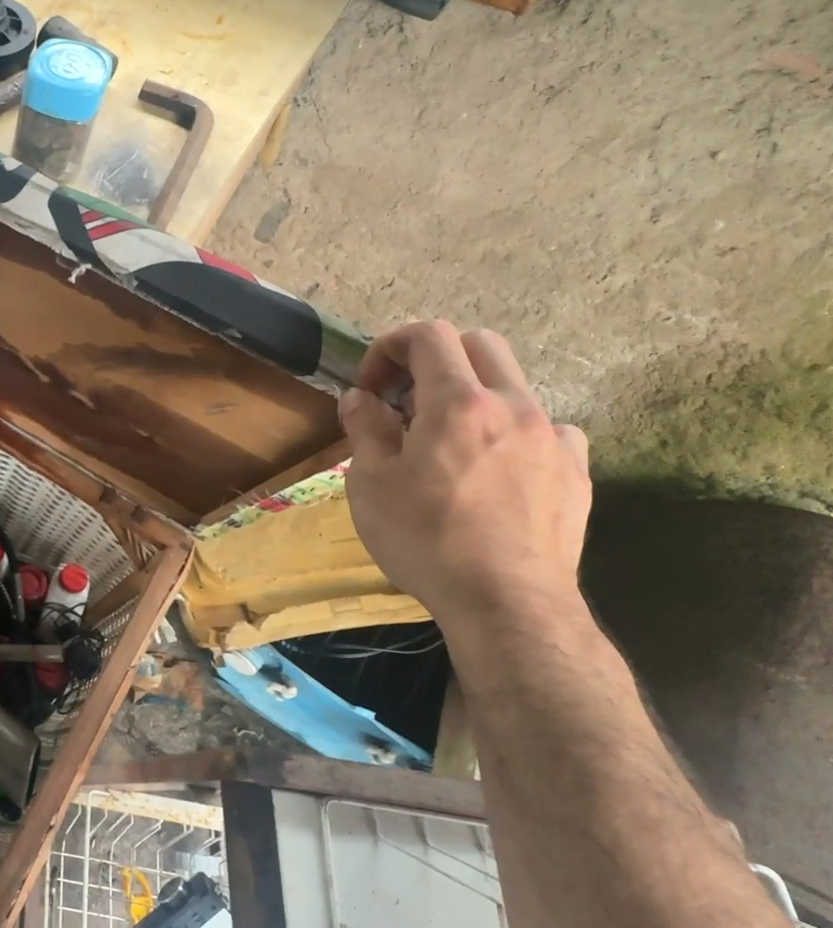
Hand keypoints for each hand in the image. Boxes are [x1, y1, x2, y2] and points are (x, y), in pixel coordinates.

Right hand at [339, 321, 591, 629]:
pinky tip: (496, 470)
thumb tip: (361, 398)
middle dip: (435, 359)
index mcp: (458, 402)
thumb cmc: (425, 539)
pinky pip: (547, 428)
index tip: (372, 387)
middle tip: (406, 404)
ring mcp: (553, 438)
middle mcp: (514, 406)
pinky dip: (514, 433)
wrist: (508, 604)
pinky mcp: (577, 471)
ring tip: (448, 445)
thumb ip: (365, 428)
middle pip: (479, 345)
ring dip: (473, 397)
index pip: (428, 335)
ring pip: (513, 386)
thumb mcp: (371, 483)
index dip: (390, 347)